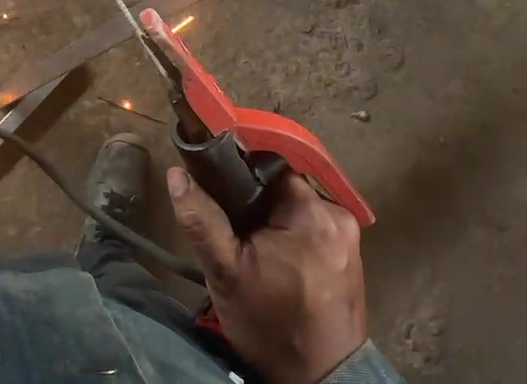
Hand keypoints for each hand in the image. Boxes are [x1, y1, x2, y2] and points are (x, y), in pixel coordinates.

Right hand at [168, 164, 368, 383]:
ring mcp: (349, 237)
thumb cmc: (271, 325)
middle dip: (253, 200)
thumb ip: (201, 219)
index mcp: (313, 212)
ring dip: (270, 218)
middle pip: (281, 186)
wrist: (319, 382)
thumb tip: (176, 174)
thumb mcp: (225, 272)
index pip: (267, 165)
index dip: (237, 172)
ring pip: (294, 207)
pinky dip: (288, 234)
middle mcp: (338, 215)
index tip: (215, 190)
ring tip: (249, 245)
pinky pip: (310, 227)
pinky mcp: (350, 257)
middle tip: (231, 228)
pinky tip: (272, 259)